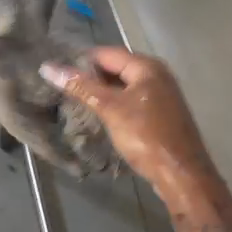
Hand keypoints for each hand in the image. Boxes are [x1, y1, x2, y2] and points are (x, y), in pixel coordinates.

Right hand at [42, 48, 216, 210]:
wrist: (183, 178)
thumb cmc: (146, 137)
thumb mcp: (109, 108)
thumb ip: (80, 86)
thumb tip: (48, 67)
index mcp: (147, 66)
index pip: (106, 53)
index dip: (81, 60)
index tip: (59, 70)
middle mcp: (157, 75)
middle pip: (116, 68)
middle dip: (91, 77)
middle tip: (65, 86)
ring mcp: (162, 95)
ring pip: (124, 86)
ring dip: (103, 92)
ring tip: (77, 100)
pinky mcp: (162, 114)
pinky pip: (133, 100)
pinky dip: (116, 104)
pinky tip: (100, 115)